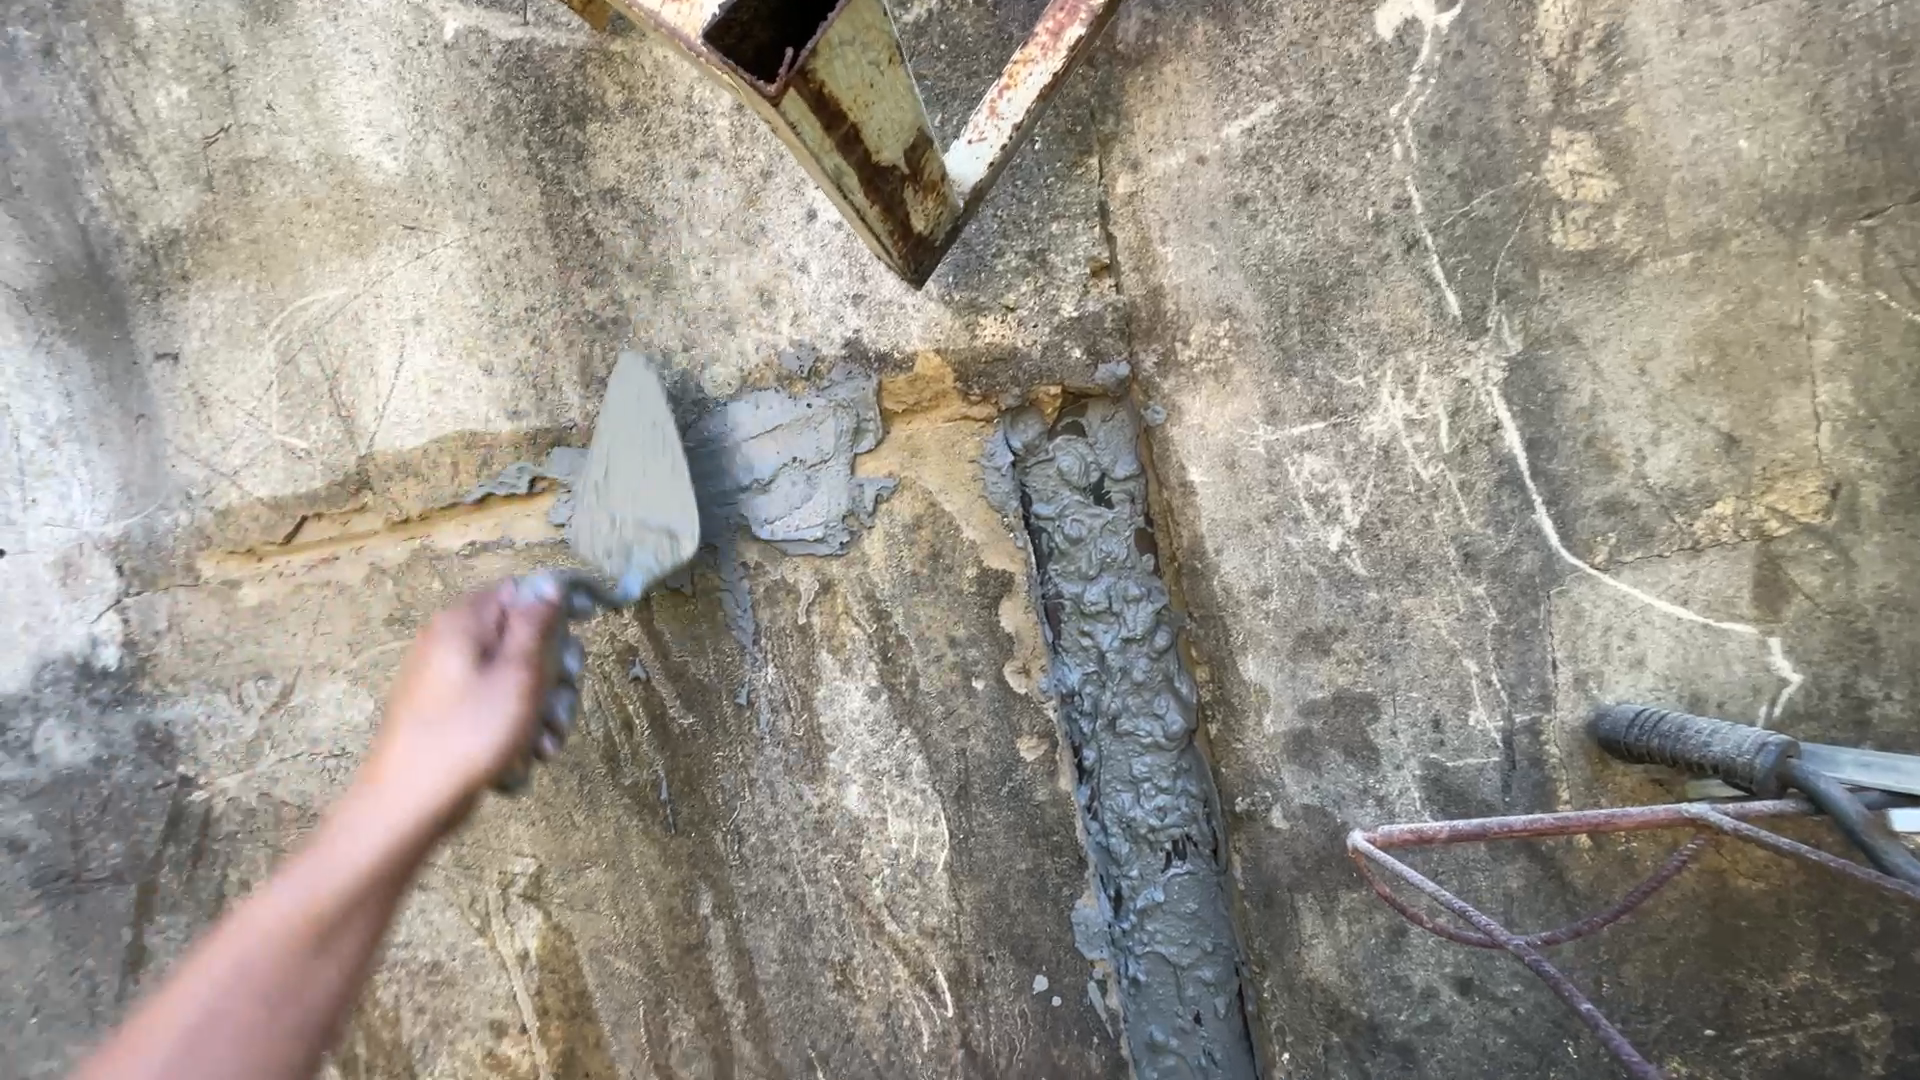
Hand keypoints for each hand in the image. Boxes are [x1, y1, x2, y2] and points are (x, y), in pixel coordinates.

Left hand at [357, 579, 563, 830]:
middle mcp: (455, 642)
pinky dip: (522, 722)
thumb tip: (550, 584)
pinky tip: (532, 752)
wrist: (408, 806)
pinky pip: (501, 701)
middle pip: (529, 635)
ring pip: (522, 673)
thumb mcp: (519, 673)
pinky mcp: (454, 710)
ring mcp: (452, 678)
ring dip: (547, 704)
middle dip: (557, 670)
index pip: (523, 589)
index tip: (588, 627)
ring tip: (547, 739)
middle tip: (562, 698)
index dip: (559, 605)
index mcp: (465, 622)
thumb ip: (536, 624)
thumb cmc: (470, 732)